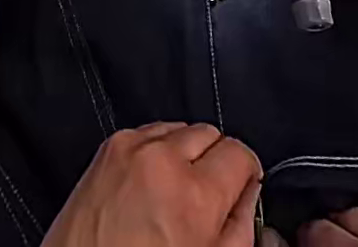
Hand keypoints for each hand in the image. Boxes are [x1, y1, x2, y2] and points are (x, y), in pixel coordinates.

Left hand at [43, 123, 261, 246]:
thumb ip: (239, 228)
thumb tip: (247, 193)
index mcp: (194, 197)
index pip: (239, 153)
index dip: (245, 174)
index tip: (240, 187)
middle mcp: (165, 162)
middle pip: (212, 134)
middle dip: (213, 163)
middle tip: (202, 199)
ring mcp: (134, 148)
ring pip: (182, 129)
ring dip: (184, 154)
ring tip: (169, 195)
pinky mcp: (110, 146)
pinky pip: (151, 132)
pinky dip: (156, 152)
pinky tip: (147, 187)